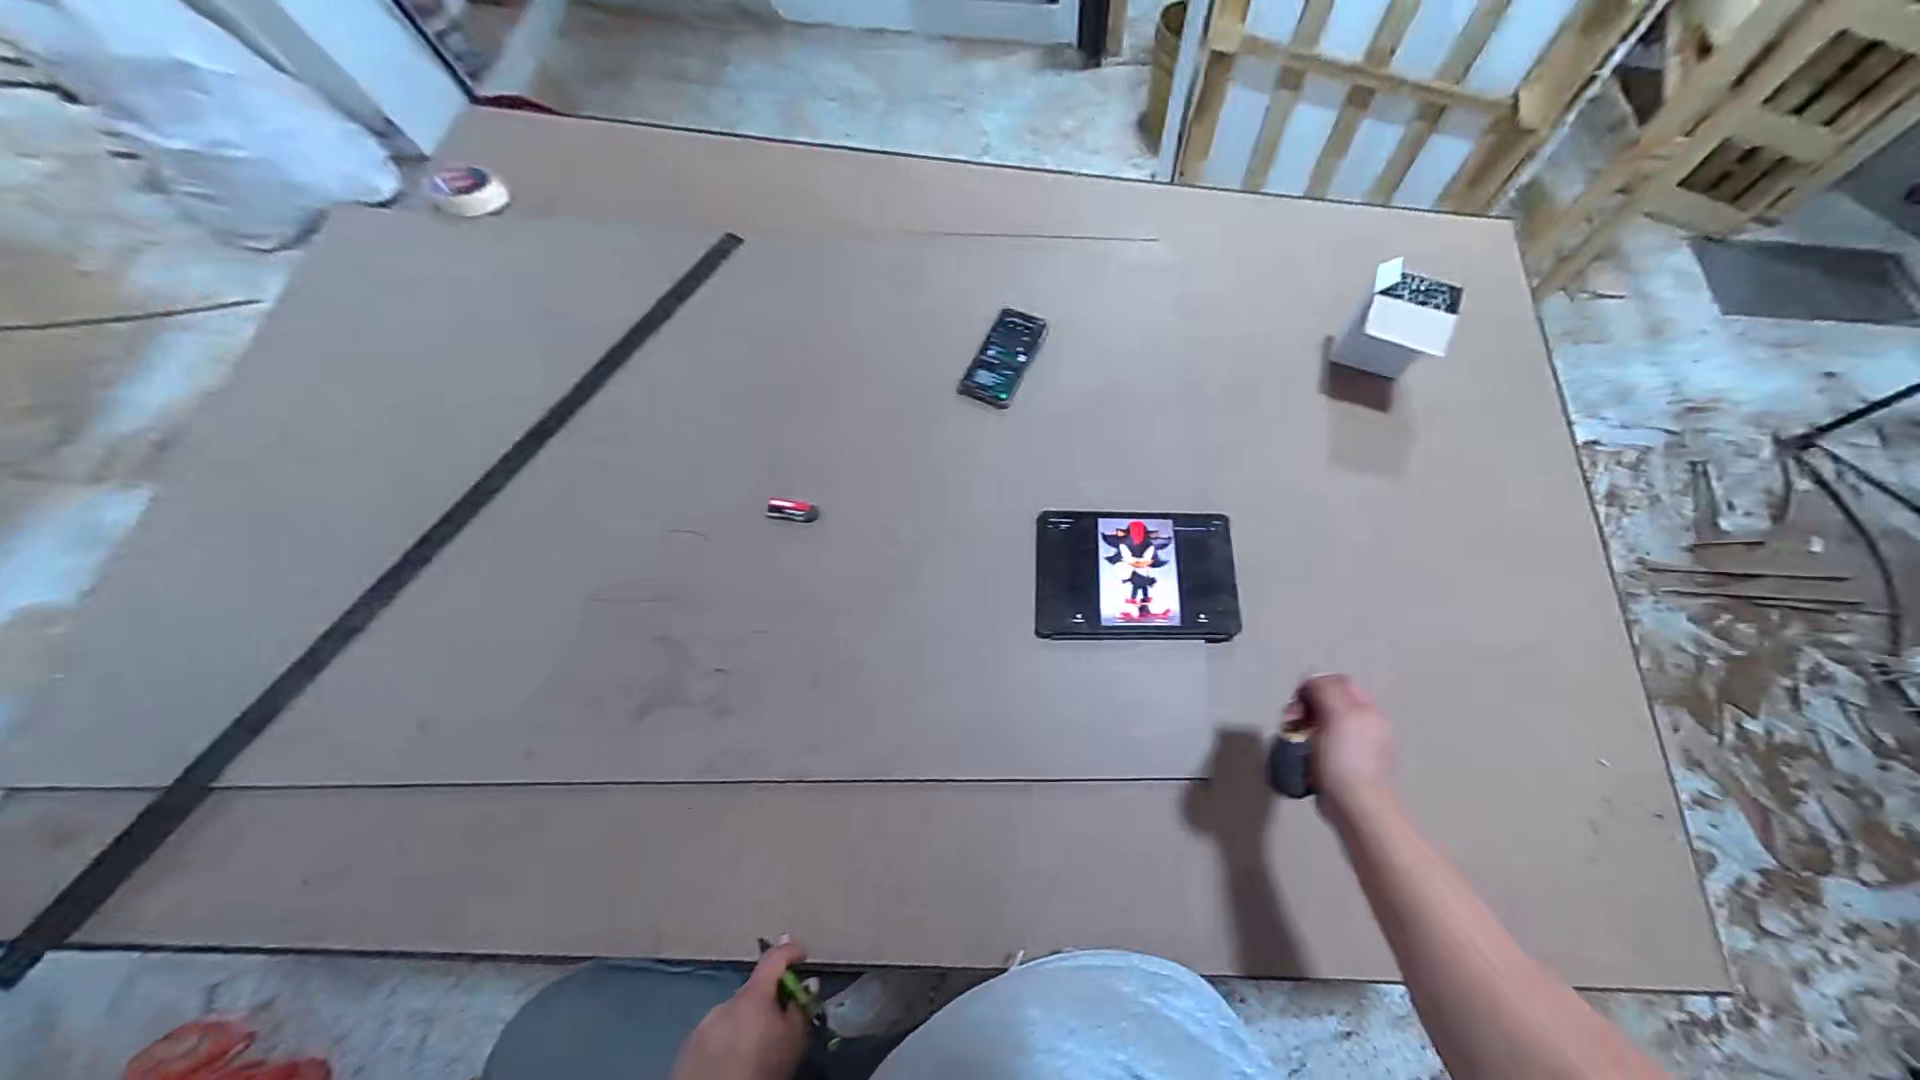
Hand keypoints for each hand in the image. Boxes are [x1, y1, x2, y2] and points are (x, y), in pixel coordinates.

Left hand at [670, 938, 809, 1079]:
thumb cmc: (763, 1070)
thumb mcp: (794, 1041)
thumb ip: (801, 1007)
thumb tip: (806, 984)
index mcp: (752, 995)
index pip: (774, 957)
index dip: (791, 950)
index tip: (802, 955)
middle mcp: (726, 1002)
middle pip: (753, 991)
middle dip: (767, 1000)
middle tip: (778, 1022)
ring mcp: (704, 1024)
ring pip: (733, 1013)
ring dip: (745, 1021)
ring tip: (753, 1048)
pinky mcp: (689, 1047)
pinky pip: (715, 1032)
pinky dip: (727, 1039)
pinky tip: (732, 1061)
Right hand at [1284, 674, 1394, 822]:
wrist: (1356, 806)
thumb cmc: (1346, 758)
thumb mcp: (1338, 715)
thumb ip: (1325, 689)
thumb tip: (1312, 680)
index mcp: (1367, 711)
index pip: (1337, 682)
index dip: (1314, 685)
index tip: (1298, 700)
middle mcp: (1363, 725)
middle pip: (1326, 702)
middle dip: (1304, 707)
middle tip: (1291, 721)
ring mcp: (1353, 746)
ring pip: (1319, 723)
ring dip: (1301, 726)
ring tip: (1292, 739)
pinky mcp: (1341, 764)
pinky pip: (1318, 744)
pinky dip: (1306, 745)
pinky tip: (1301, 754)